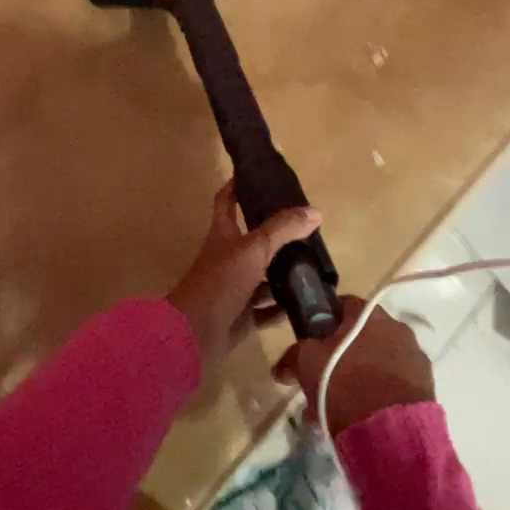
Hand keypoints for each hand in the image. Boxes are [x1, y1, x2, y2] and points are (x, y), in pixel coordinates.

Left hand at [166, 181, 321, 378]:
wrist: (194, 335)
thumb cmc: (220, 282)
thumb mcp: (254, 249)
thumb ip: (282, 230)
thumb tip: (315, 212)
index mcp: (223, 235)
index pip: (227, 201)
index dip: (236, 186)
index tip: (254, 174)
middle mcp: (227, 258)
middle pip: (252, 240)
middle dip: (275, 233)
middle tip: (304, 226)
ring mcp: (233, 289)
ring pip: (262, 276)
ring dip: (282, 271)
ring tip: (313, 264)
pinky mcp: (241, 317)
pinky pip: (266, 309)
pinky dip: (282, 306)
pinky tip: (303, 302)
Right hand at [273, 296, 433, 435]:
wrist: (391, 433)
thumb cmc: (344, 384)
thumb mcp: (307, 364)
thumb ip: (293, 357)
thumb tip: (281, 368)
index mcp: (367, 312)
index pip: (342, 306)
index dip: (324, 324)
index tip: (314, 345)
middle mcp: (395, 325)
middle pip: (361, 335)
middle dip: (343, 355)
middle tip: (325, 382)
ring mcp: (414, 355)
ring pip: (379, 360)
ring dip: (361, 375)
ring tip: (342, 407)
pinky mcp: (426, 385)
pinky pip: (395, 382)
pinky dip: (380, 393)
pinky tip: (364, 416)